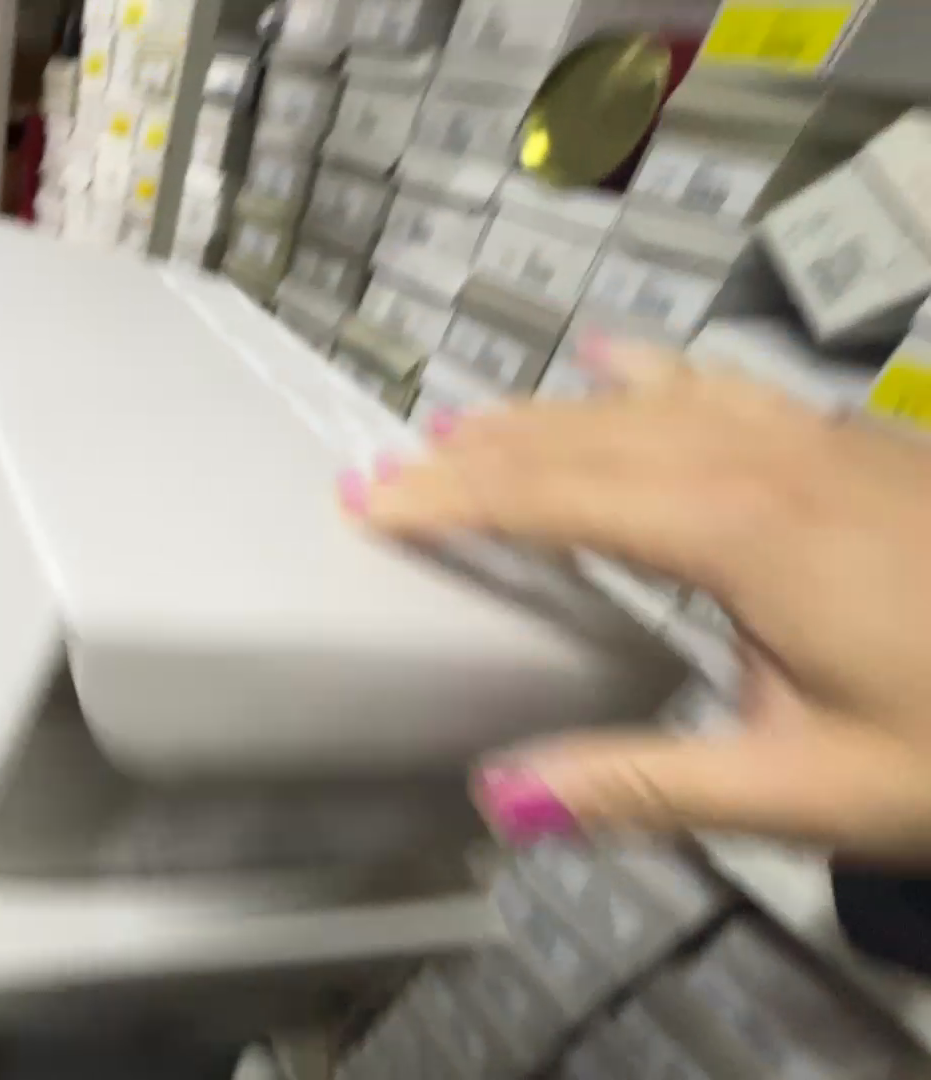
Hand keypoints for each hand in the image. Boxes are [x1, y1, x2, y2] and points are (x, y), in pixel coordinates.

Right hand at [349, 338, 930, 864]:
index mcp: (734, 529)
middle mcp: (755, 461)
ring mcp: (805, 438)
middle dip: (462, 457)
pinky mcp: (841, 441)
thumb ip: (648, 788)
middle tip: (379, 473)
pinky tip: (603, 357)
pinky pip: (714, 385)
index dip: (445, 497)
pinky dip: (639, 372)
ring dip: (526, 419)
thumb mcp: (819, 789)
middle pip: (570, 440)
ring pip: (628, 406)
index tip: (364, 502)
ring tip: (450, 431)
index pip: (546, 496)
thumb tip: (496, 800)